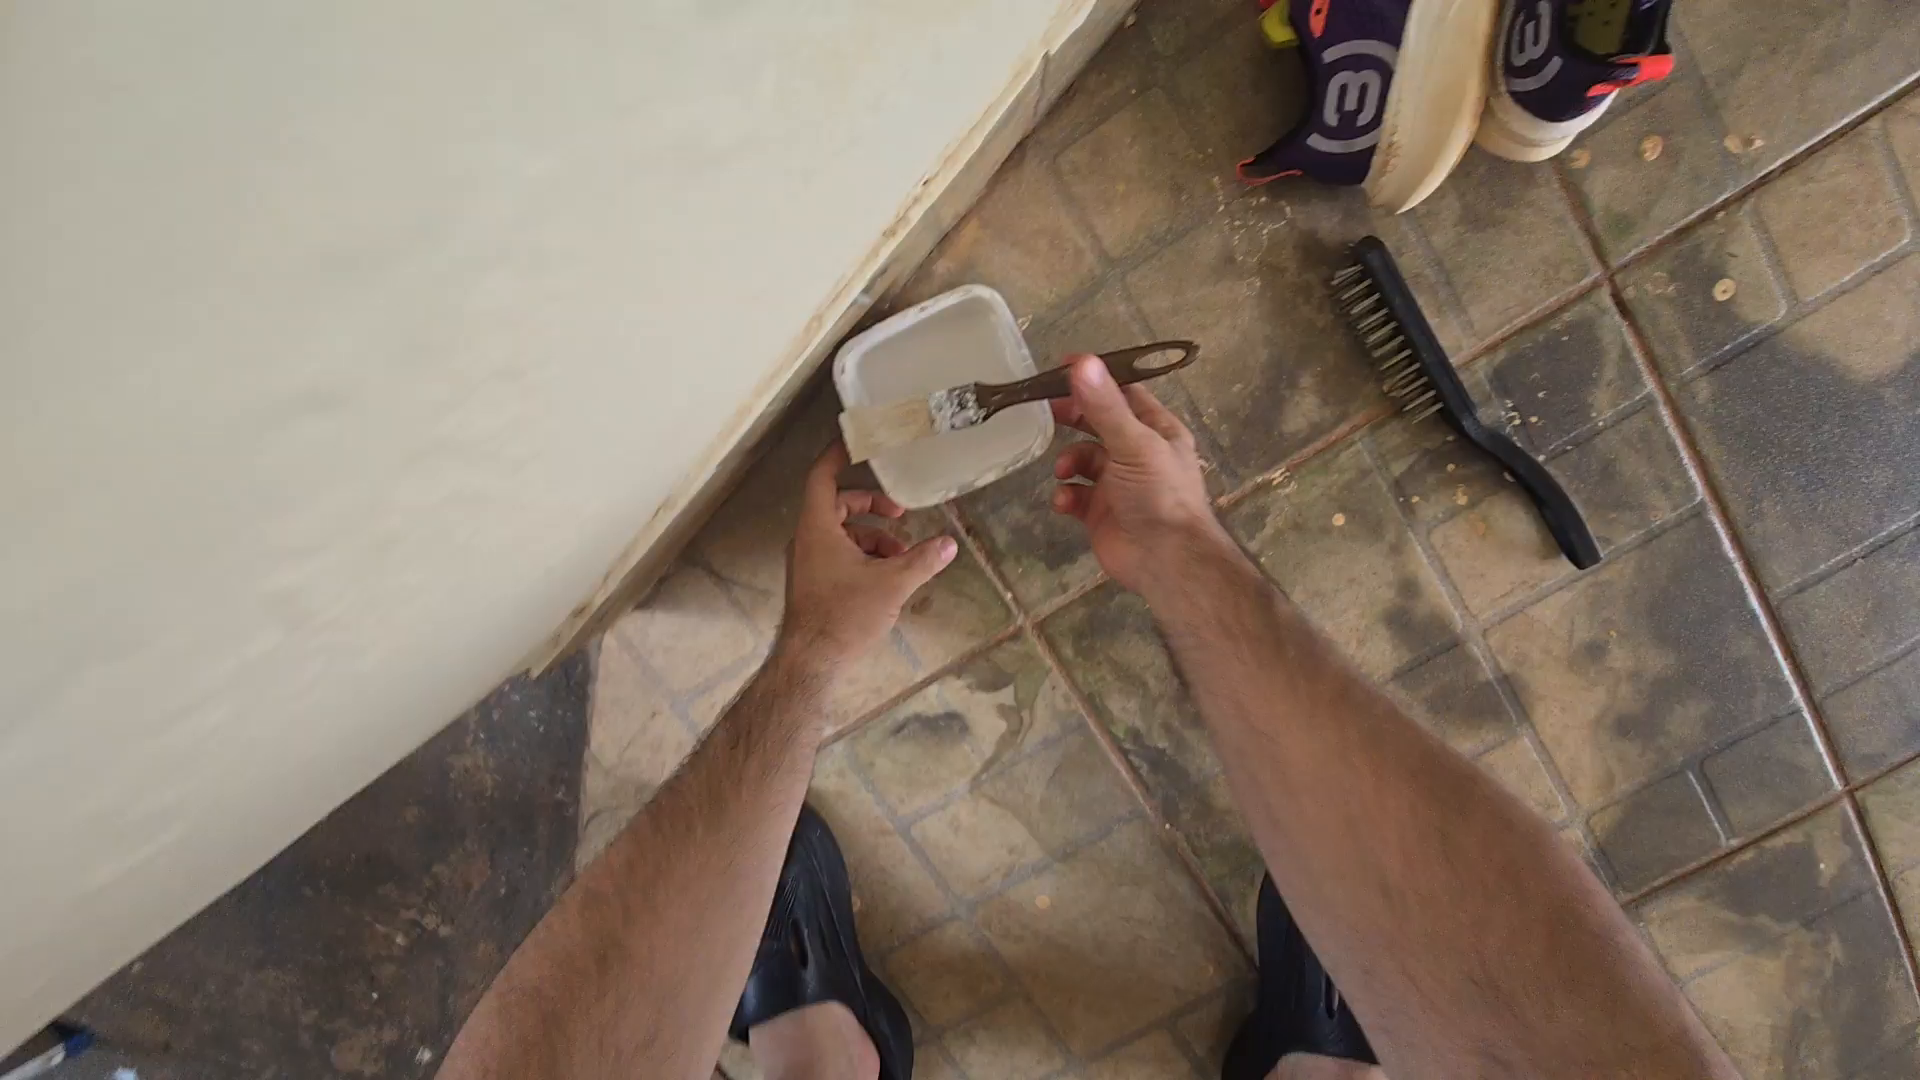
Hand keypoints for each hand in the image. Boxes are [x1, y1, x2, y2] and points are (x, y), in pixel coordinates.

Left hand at [777, 441, 957, 670]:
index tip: (857, 442)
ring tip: (903, 557)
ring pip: (842, 533)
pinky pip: (838, 554)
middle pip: (839, 505)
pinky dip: (863, 556)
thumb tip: (950, 544)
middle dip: (873, 507)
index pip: (822, 477)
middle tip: (902, 514)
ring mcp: (807, 562)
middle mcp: (807, 539)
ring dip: (873, 537)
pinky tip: (888, 576)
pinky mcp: (813, 582)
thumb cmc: (845, 615)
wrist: (812, 662)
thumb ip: (922, 560)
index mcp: (818, 527)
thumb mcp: (892, 584)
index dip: (838, 455)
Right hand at [1050, 356, 1239, 596]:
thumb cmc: (1158, 494)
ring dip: (1069, 461)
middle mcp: (1137, 454)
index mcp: (1156, 431)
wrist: (1165, 559)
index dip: (1097, 378)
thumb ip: (1105, 406)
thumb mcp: (1133, 443)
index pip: (1125, 392)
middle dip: (1074, 417)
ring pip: (1083, 460)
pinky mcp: (1099, 512)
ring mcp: (1117, 484)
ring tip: (1064, 471)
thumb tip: (1082, 362)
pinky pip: (1075, 494)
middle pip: (1098, 424)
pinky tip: (1065, 501)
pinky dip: (1066, 495)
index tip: (1064, 367)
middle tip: (1047, 409)